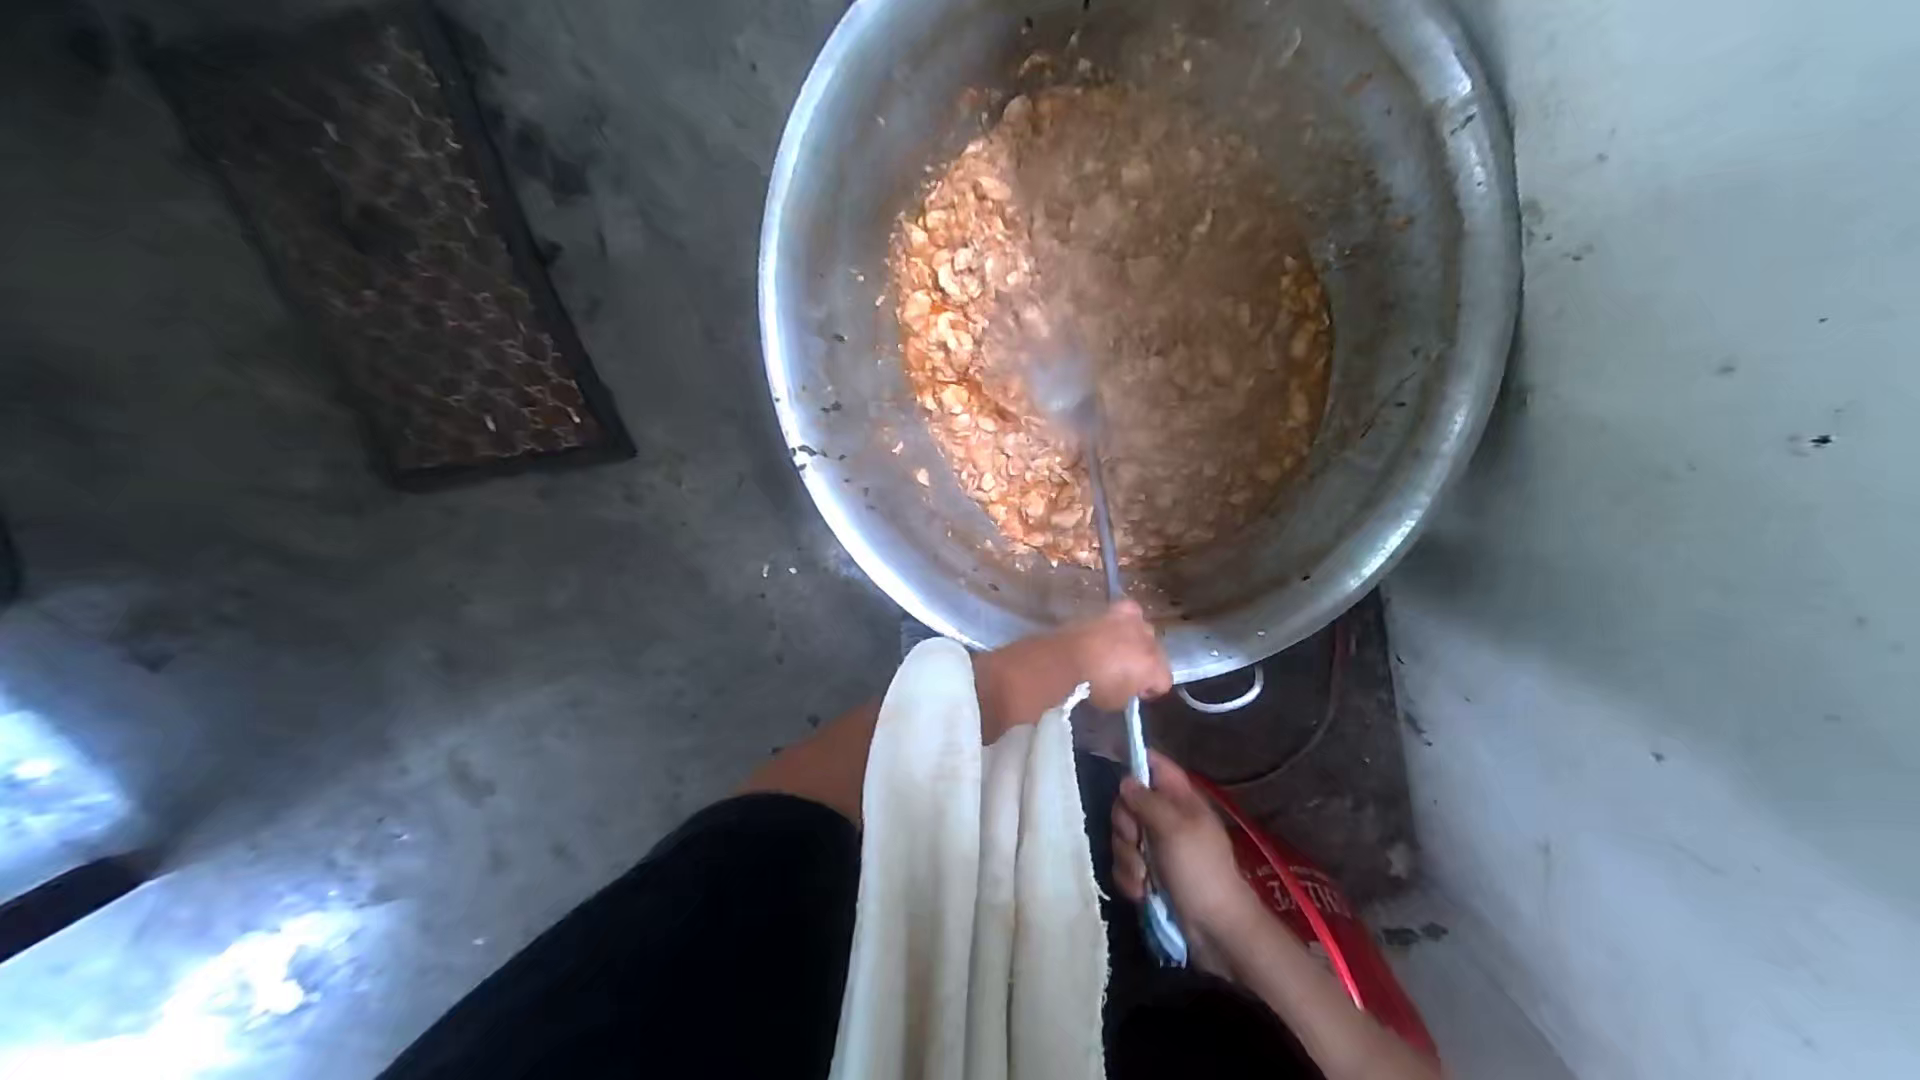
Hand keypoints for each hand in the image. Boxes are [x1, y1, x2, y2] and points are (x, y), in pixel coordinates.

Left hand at [1061, 599, 1171, 708]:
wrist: (1068, 659)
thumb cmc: (1093, 686)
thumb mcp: (1117, 701)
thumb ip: (1131, 693)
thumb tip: (1129, 686)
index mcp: (1154, 667)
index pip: (1164, 681)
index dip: (1150, 689)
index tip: (1136, 692)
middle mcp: (1150, 643)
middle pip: (1157, 654)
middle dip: (1145, 663)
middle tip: (1125, 671)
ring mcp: (1134, 624)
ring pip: (1145, 632)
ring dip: (1136, 641)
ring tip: (1117, 649)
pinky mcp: (1117, 611)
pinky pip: (1131, 612)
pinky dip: (1126, 619)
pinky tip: (1116, 627)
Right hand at [1112, 750, 1257, 935]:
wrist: (1216, 930)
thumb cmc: (1200, 870)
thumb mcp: (1173, 828)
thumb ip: (1145, 800)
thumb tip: (1125, 781)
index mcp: (1180, 799)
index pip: (1154, 764)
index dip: (1135, 762)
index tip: (1118, 779)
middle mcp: (1167, 818)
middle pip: (1128, 803)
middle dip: (1125, 827)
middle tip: (1138, 842)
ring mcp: (1158, 847)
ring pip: (1124, 838)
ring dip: (1128, 860)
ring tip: (1144, 879)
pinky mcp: (1150, 874)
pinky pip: (1125, 865)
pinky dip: (1130, 879)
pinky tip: (1141, 893)